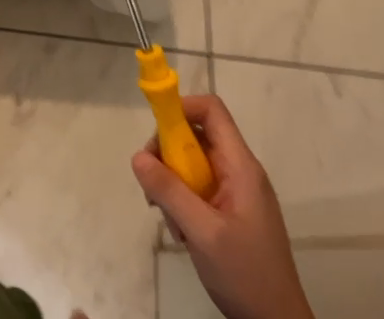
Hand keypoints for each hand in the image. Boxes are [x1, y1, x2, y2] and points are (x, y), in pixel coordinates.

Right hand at [132, 95, 314, 318]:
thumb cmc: (245, 274)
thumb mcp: (202, 232)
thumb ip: (169, 192)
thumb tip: (137, 156)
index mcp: (241, 167)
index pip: (211, 111)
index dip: (180, 108)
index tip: (154, 133)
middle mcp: (239, 171)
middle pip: (195, 136)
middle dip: (167, 155)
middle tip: (152, 186)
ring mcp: (235, 192)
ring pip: (191, 165)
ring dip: (171, 184)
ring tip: (169, 219)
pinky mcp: (229, 211)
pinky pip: (197, 189)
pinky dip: (181, 202)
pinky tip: (181, 232)